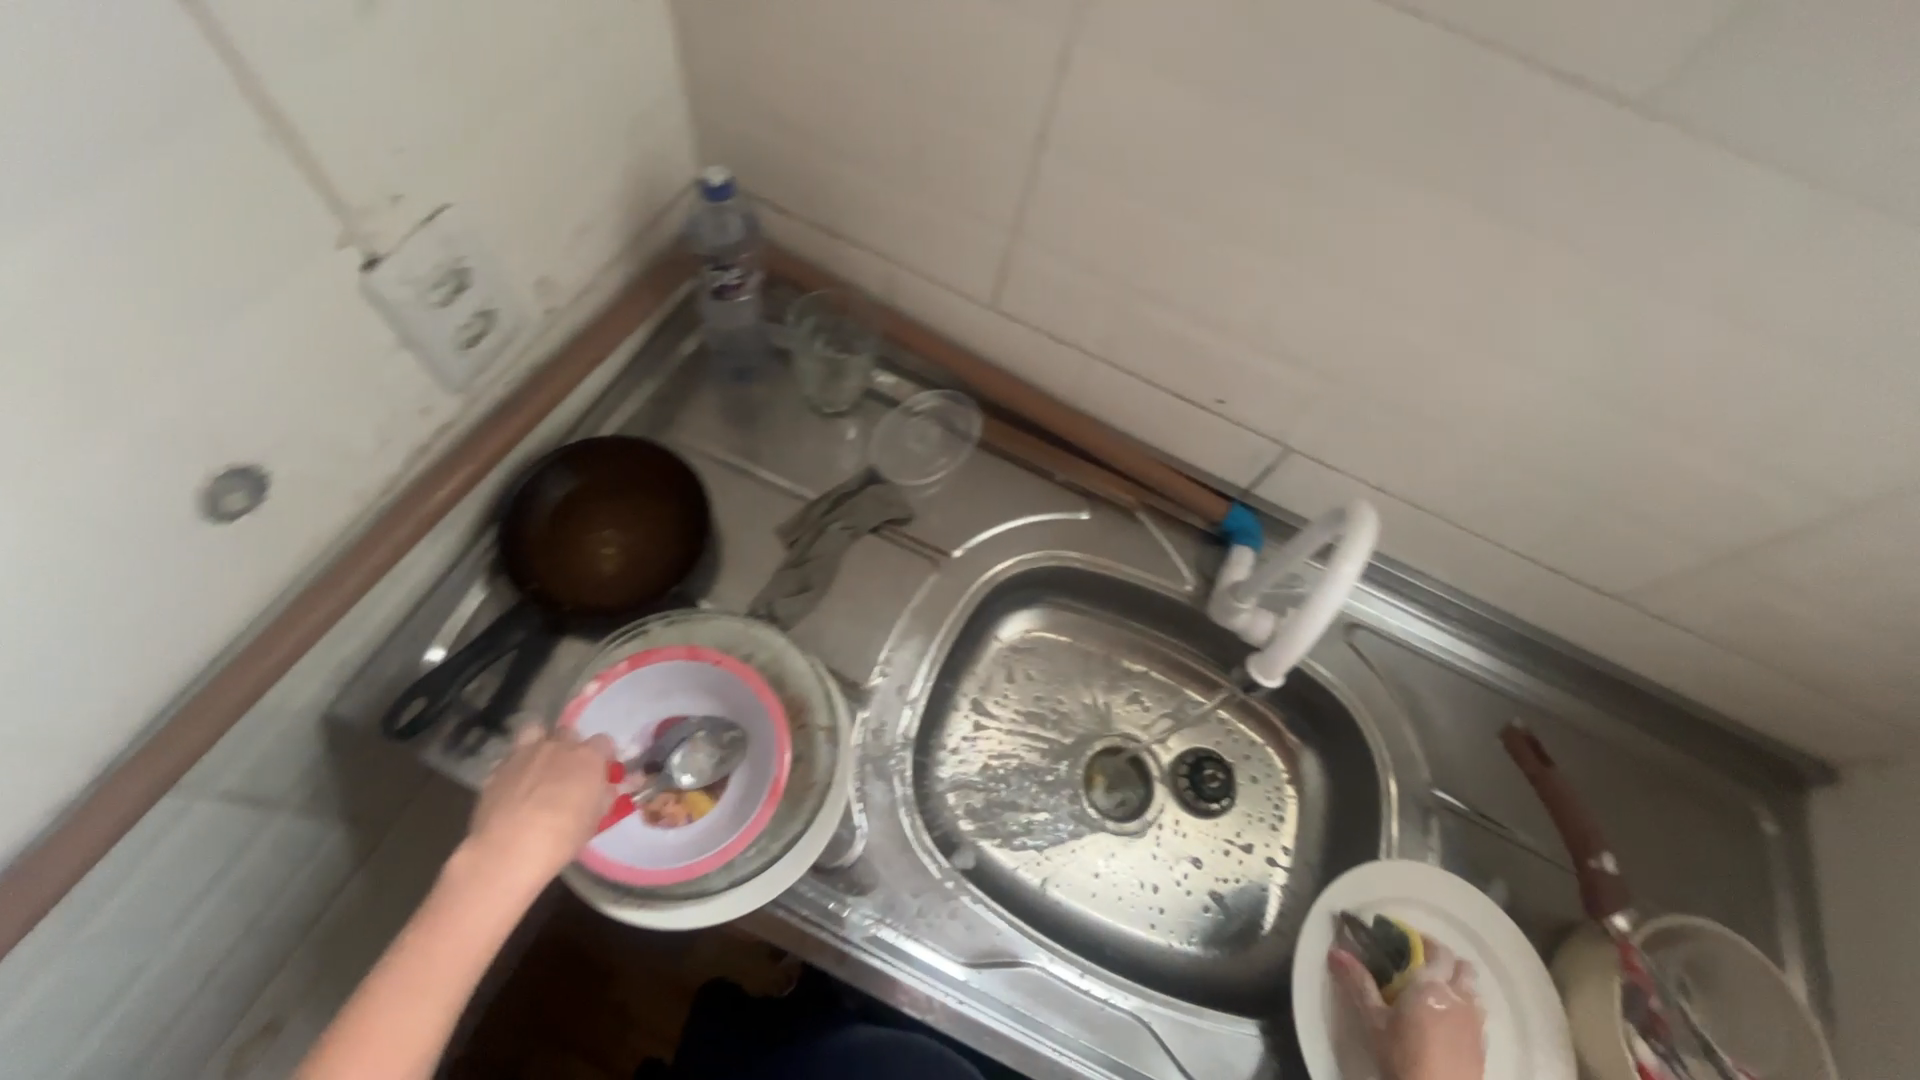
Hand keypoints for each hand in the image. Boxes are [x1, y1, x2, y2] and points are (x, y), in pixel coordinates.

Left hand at [462, 723, 615, 889]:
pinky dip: (515, 765)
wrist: (510, 847)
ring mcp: (525, 754)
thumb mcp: (597, 818)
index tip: (600, 773)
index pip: (603, 742)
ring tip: (539, 765)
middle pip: (569, 733)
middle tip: (568, 772)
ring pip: (535, 731)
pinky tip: (514, 785)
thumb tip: (605, 788)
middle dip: (571, 747)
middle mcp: (558, 746)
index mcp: (588, 756)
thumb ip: (604, 795)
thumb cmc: (564, 834)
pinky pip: (510, 757)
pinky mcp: (497, 768)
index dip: (603, 756)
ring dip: (540, 742)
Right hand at [1329, 935, 1485, 1079]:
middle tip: (1419, 968)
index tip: (1404, 943)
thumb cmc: (1401, 1056)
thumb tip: (1335, 951)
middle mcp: (1459, 996)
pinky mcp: (1483, 1044)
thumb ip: (1358, 982)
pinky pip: (1478, 1013)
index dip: (1423, 941)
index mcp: (1431, 984)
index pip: (1436, 949)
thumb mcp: (1374, 1020)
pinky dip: (1464, 1007)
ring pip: (1473, 989)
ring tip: (1434, 995)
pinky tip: (1446, 1022)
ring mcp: (1476, 1021)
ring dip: (1457, 983)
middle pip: (1462, 966)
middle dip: (1444, 961)